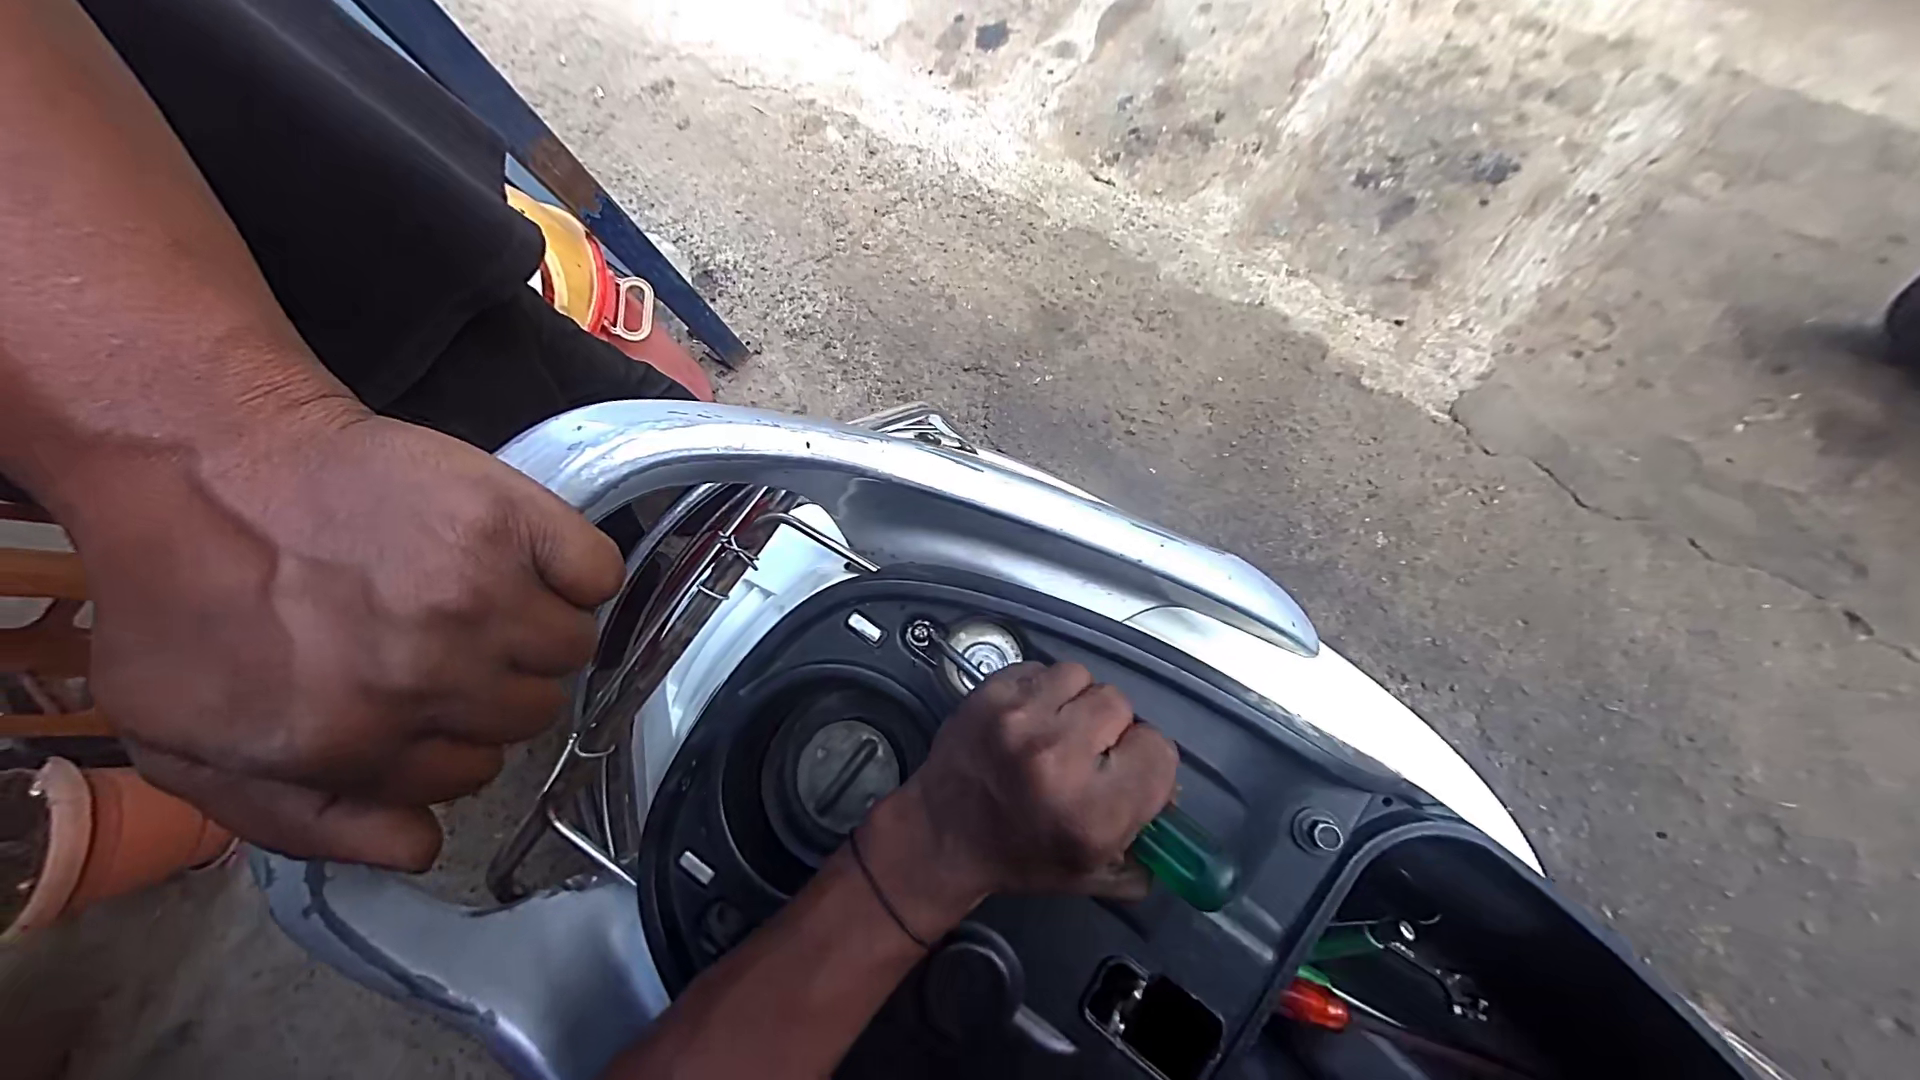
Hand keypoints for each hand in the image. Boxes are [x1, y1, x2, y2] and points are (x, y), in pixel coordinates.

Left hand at [68, 399, 623, 870]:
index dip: (458, 734)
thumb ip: (304, 819)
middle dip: (503, 679)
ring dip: (544, 626)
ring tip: (494, 591)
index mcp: (352, 737)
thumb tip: (425, 849)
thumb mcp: (194, 740)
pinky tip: (532, 559)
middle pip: (537, 707)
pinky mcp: (520, 522)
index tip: (440, 695)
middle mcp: (427, 671)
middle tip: (461, 634)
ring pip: (576, 645)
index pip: (475, 772)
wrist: (211, 466)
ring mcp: (482, 591)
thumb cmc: (198, 596)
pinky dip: (579, 572)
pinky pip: (600, 576)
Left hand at [868, 662, 1179, 919]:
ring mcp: (1019, 716)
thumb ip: (1149, 838)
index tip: (1126, 771)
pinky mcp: (992, 691)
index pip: (1159, 751)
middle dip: (1110, 729)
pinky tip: (1029, 717)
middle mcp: (1057, 755)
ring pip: (1083, 678)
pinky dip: (1043, 689)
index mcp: (1092, 810)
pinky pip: (1043, 669)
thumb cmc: (1019, 857)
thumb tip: (1174, 793)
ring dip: (1077, 702)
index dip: (1146, 761)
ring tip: (1055, 729)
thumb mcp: (1095, 873)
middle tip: (1085, 752)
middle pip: (1120, 705)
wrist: (941, 832)